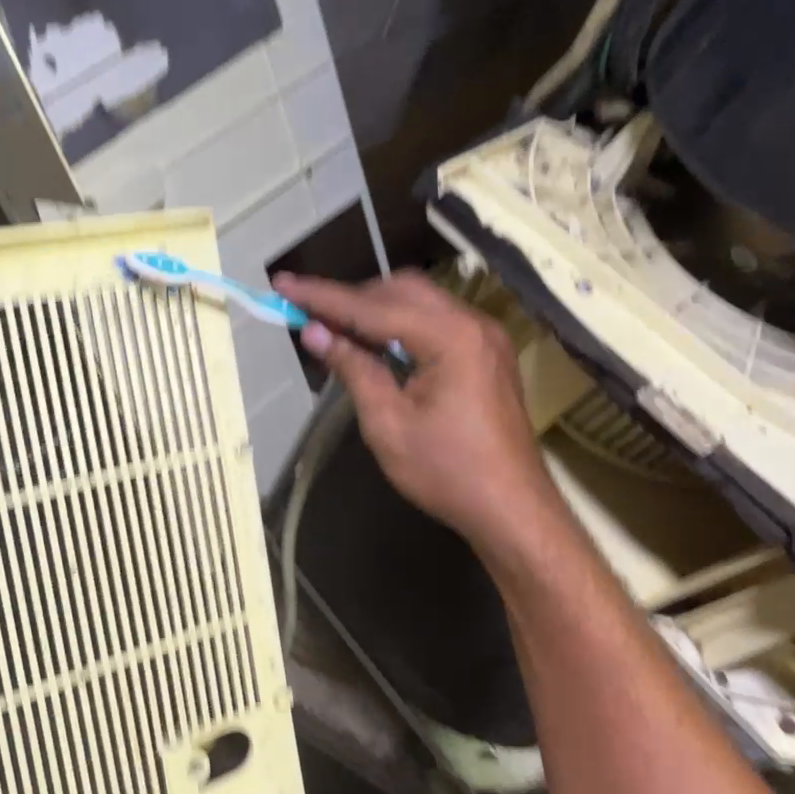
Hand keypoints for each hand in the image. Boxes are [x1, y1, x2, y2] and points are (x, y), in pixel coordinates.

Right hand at [272, 271, 560, 549]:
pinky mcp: (486, 354)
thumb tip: (314, 332)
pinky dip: (400, 324)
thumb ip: (353, 368)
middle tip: (307, 313)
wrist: (511, 509)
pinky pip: (436, 321)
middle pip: (400, 290)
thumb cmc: (446, 472)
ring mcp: (485, 337)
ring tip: (334, 328)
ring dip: (376, 308)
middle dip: (351, 297)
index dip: (322, 297)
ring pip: (420, 301)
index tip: (283, 285)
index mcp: (450, 337)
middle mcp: (472, 324)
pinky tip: (375, 344)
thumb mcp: (387, 423)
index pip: (372, 307)